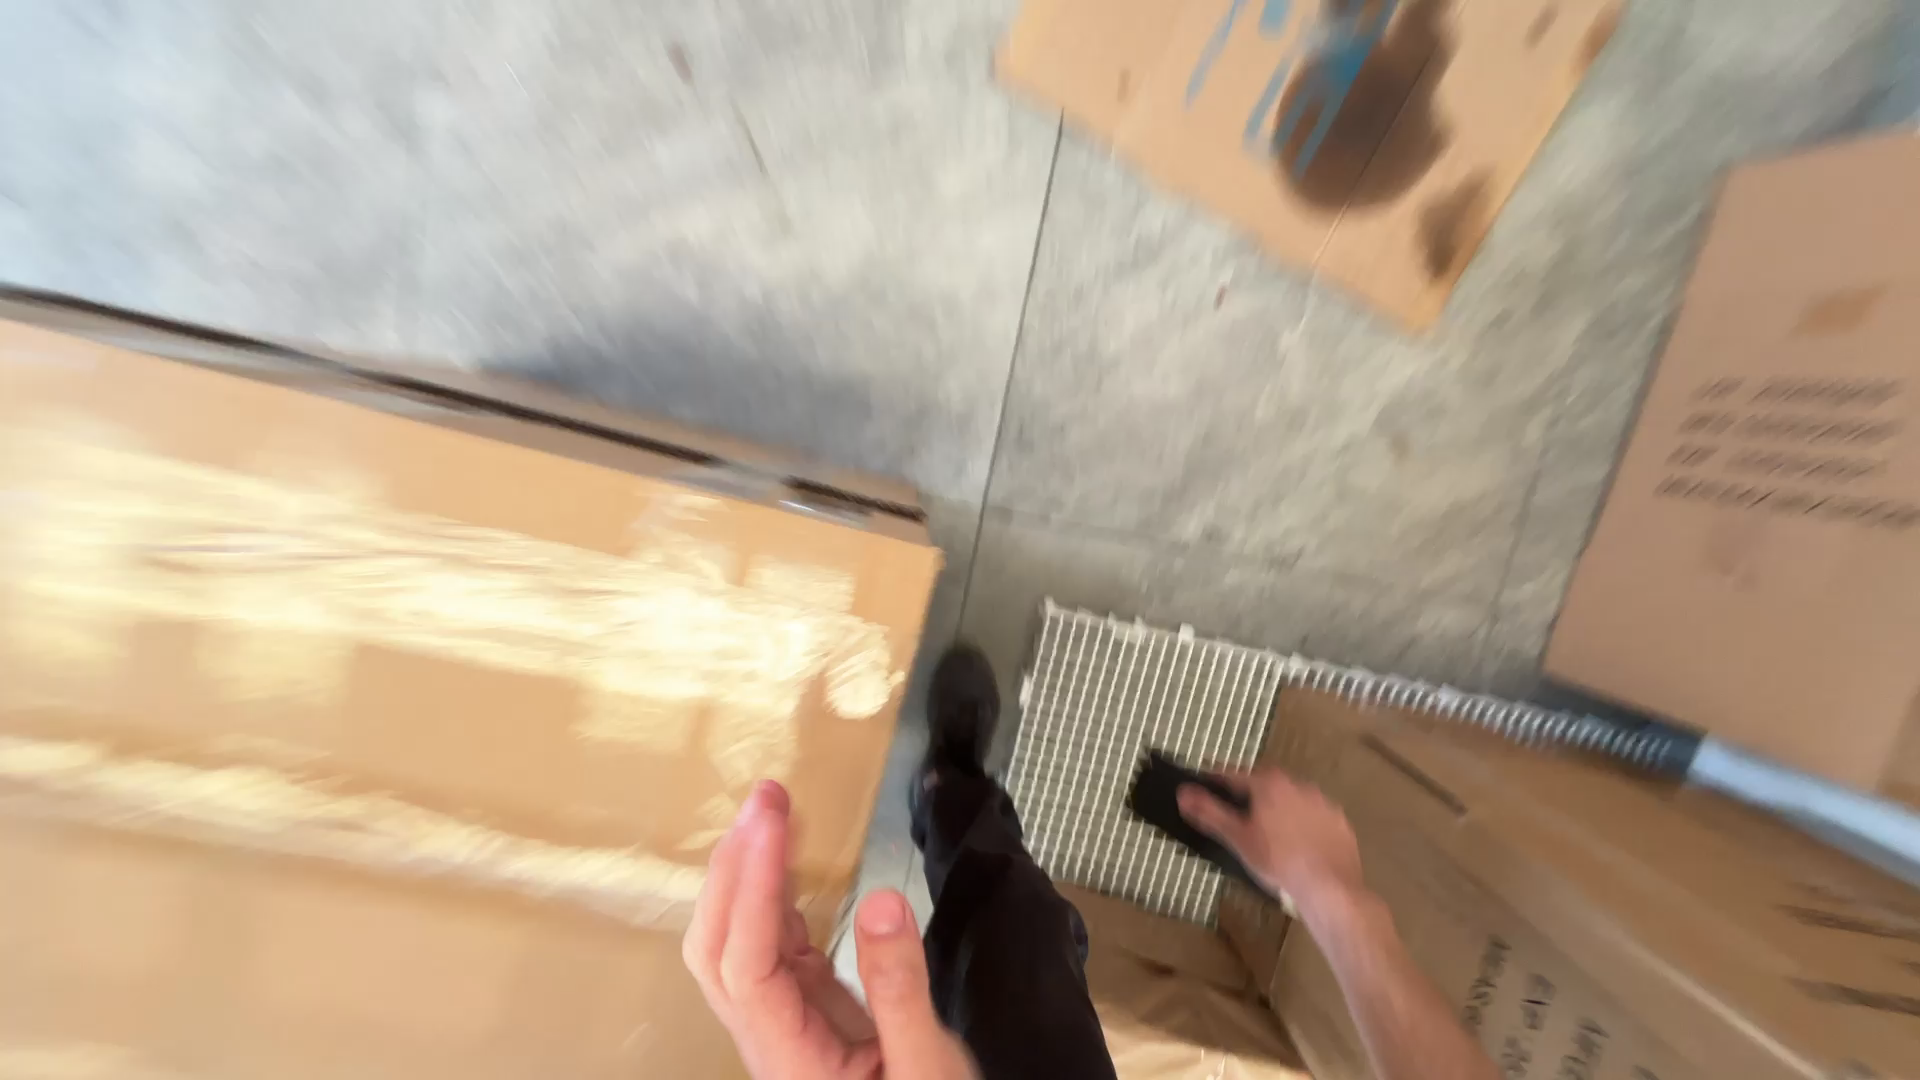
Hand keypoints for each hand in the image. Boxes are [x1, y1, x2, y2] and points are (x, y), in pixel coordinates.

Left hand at [682, 780, 979, 1079]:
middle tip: (767, 797)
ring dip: (746, 868)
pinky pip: (769, 937)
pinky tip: (789, 853)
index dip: (755, 886)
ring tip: (771, 809)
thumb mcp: (925, 1069)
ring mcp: (779, 1017)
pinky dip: (773, 886)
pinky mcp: (800, 1002)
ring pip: (732, 939)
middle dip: (734, 865)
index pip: (747, 962)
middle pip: (716, 947)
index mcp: (788, 1057)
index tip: (775, 819)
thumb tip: (883, 897)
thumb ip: (901, 990)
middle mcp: (767, 1034)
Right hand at [1177, 768, 1363, 911]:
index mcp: (1269, 783)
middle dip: (1249, 793)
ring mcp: (1322, 802)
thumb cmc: (1277, 860)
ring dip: (1277, 807)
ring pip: (1291, 798)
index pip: (1234, 773)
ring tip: (1268, 829)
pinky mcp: (1340, 822)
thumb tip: (1182, 792)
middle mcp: (1297, 784)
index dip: (1216, 778)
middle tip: (1236, 810)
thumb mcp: (1237, 838)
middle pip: (1265, 783)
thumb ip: (1209, 812)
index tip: (1204, 782)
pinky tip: (1298, 843)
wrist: (1330, 888)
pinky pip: (1313, 816)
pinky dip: (1302, 823)